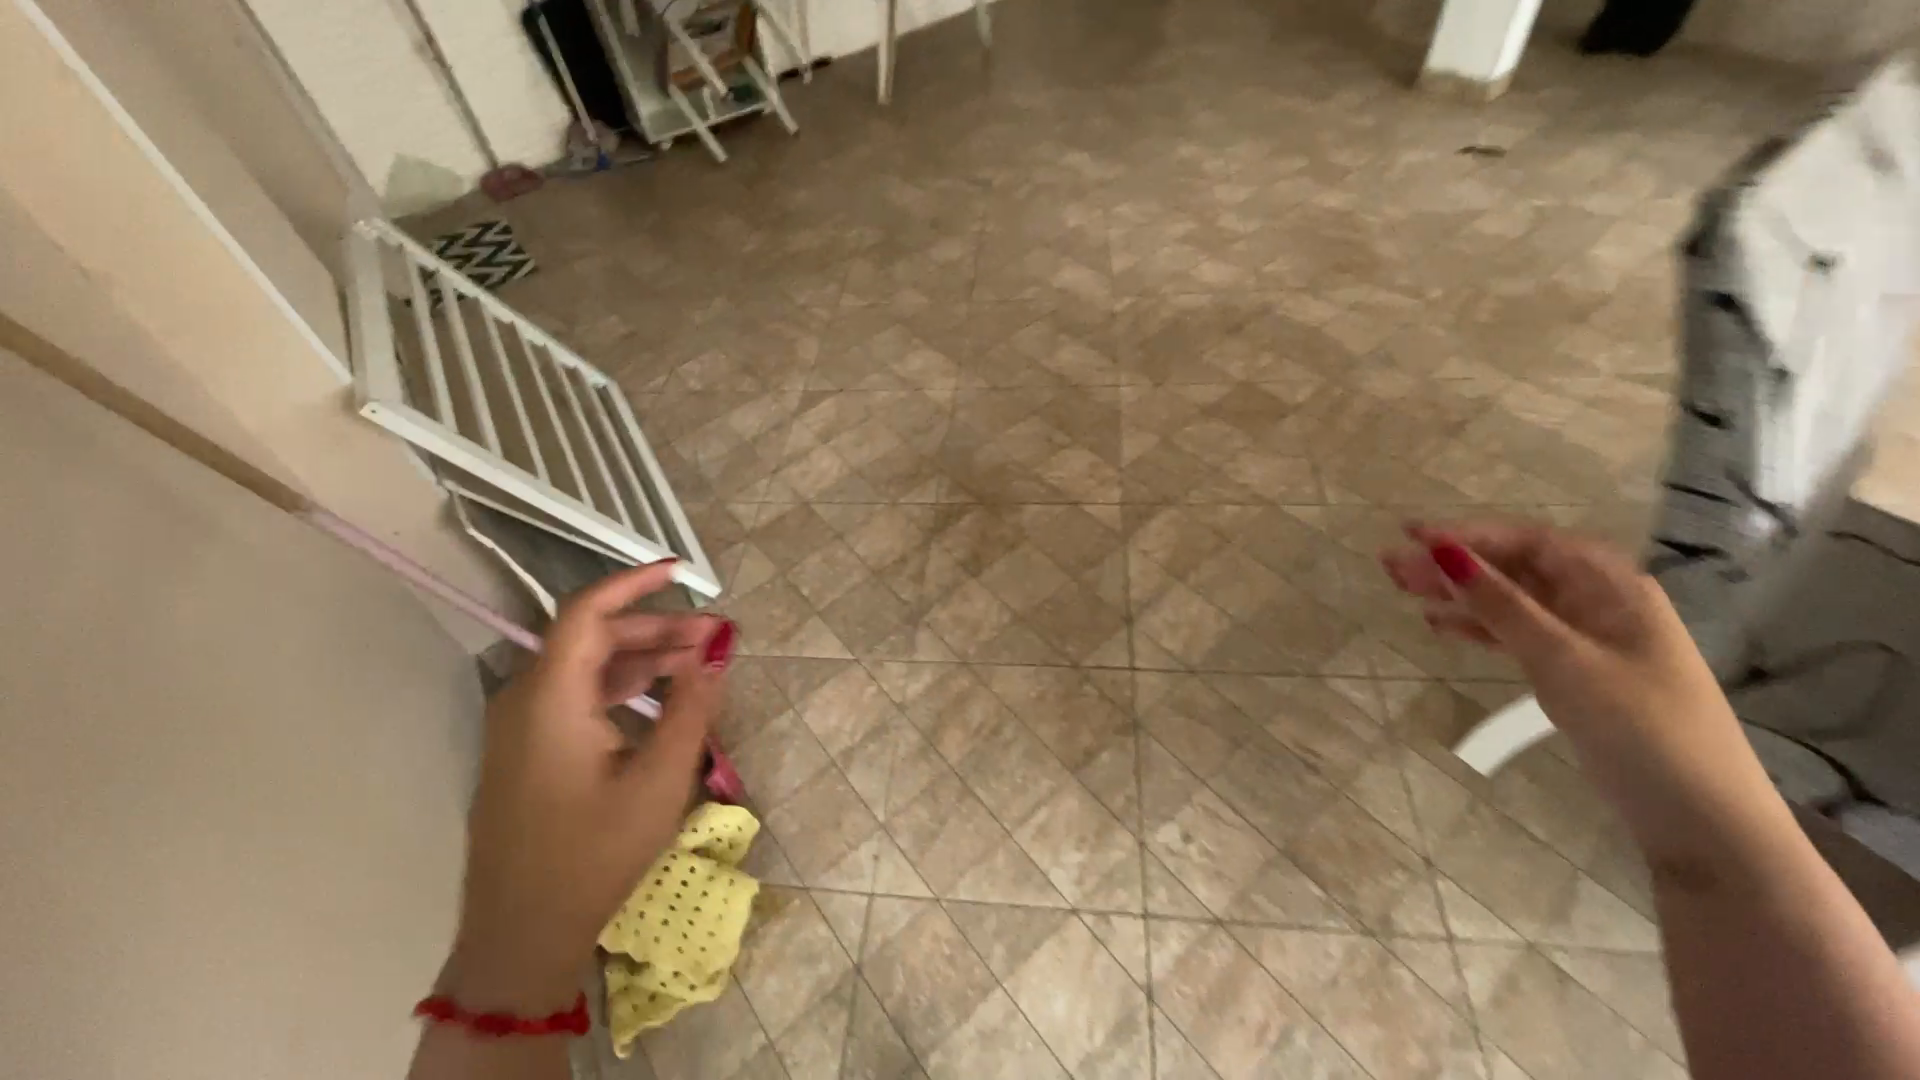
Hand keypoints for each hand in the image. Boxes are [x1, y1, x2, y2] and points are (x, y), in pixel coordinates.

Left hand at [437, 563, 733, 1014]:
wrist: (521, 935)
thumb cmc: (592, 855)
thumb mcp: (658, 780)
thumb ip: (691, 707)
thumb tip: (719, 649)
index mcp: (549, 698)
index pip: (586, 612)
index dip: (633, 584)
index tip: (682, 571)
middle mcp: (526, 700)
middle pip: (591, 639)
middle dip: (655, 629)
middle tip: (714, 637)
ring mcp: (521, 728)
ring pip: (586, 670)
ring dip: (643, 660)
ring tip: (699, 664)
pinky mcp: (527, 753)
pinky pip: (577, 699)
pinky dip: (622, 689)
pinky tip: (663, 702)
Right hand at [1379, 521, 1761, 847]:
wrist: (1698, 814)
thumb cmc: (1639, 726)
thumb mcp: (1563, 659)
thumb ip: (1501, 605)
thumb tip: (1444, 553)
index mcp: (1610, 585)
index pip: (1528, 542)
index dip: (1468, 534)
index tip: (1412, 536)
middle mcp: (1598, 601)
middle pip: (1514, 568)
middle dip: (1453, 563)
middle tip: (1391, 564)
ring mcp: (1586, 638)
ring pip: (1510, 601)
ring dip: (1458, 593)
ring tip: (1402, 590)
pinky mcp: (1573, 672)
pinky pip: (1516, 634)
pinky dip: (1478, 627)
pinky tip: (1439, 625)